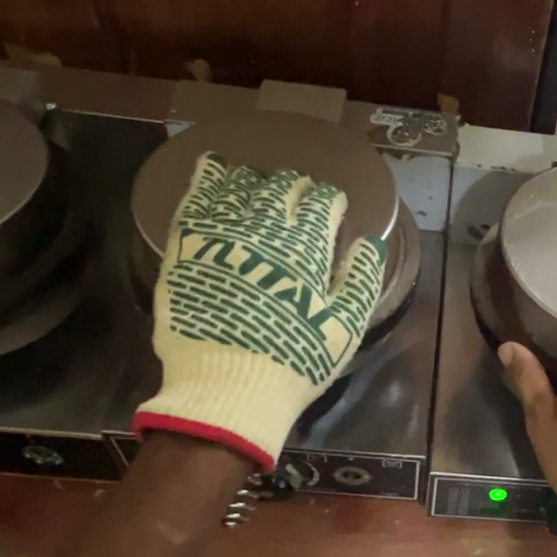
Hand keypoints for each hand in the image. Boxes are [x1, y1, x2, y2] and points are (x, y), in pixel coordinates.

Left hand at [134, 152, 386, 470]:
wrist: (228, 387)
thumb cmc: (294, 362)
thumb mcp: (345, 329)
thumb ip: (360, 280)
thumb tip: (369, 242)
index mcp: (308, 250)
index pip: (323, 204)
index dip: (331, 200)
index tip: (333, 205)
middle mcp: (265, 231)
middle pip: (282, 189)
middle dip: (295, 185)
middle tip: (298, 192)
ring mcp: (222, 236)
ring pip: (240, 188)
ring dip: (255, 180)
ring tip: (258, 181)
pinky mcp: (187, 248)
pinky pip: (195, 200)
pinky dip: (206, 180)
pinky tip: (211, 168)